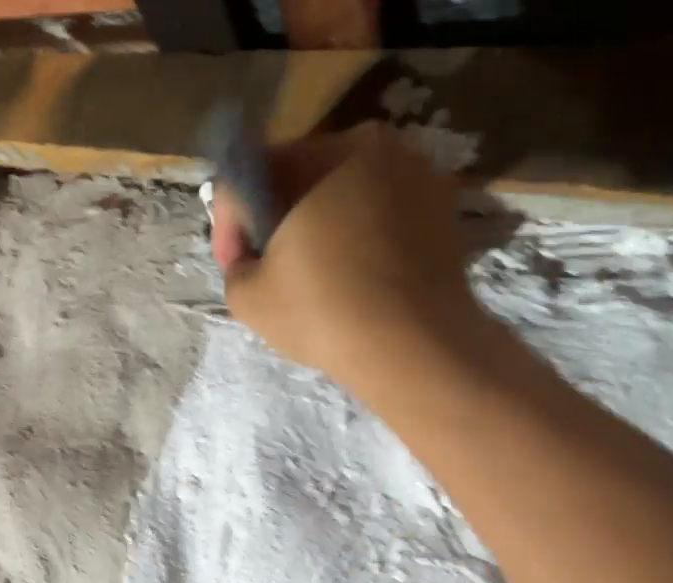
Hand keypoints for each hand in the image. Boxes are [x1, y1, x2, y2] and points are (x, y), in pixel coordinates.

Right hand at [211, 122, 478, 380]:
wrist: (414, 346)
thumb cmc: (322, 311)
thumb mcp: (246, 296)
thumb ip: (237, 262)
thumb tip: (252, 257)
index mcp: (323, 154)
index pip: (252, 174)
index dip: (230, 222)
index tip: (232, 265)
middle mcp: (375, 147)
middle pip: (302, 176)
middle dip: (277, 218)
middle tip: (267, 267)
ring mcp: (417, 174)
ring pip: (345, 195)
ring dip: (319, 227)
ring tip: (310, 277)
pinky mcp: (442, 209)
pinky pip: (382, 215)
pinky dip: (359, 239)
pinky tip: (350, 280)